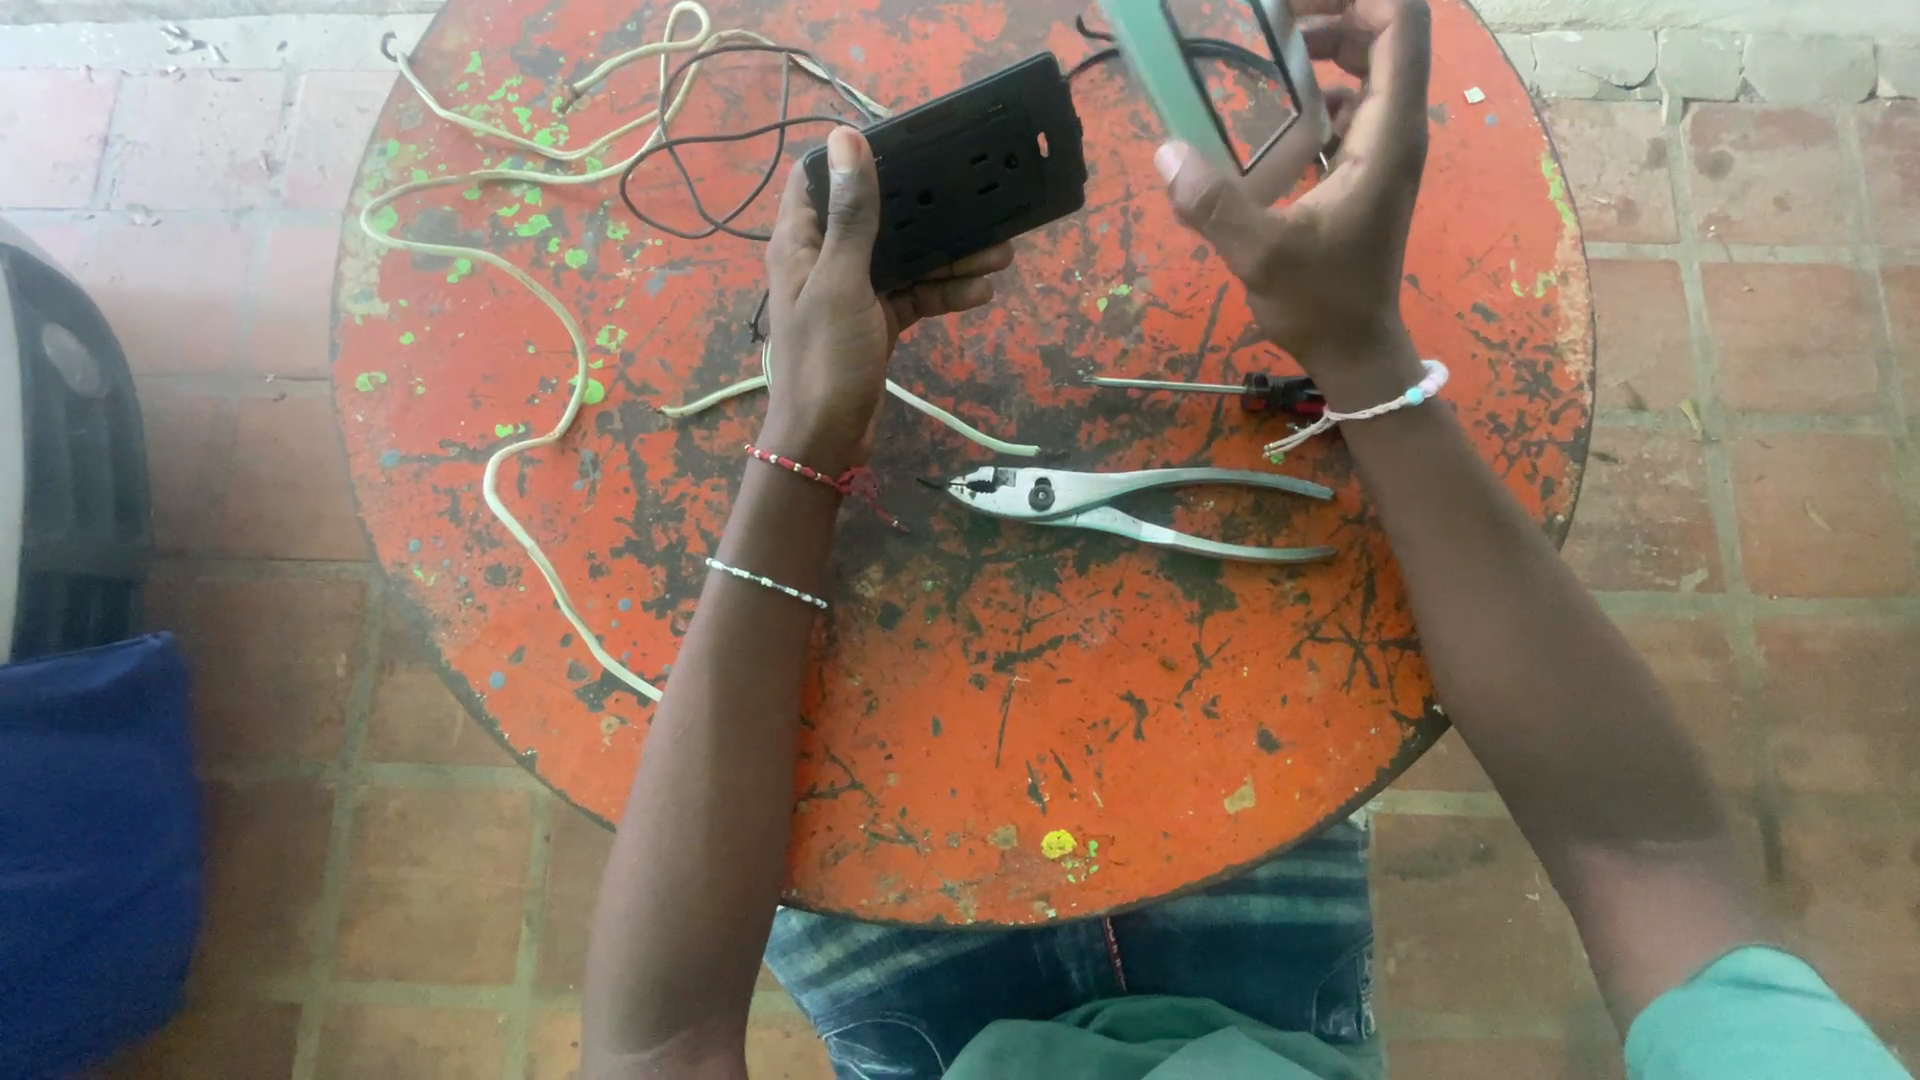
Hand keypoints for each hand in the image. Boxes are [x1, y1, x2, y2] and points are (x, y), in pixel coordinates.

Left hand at [762, 126, 1012, 473]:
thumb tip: (846, 138)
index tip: (908, 143)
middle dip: (924, 209)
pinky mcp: (877, 322)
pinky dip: (944, 294)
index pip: (821, 178)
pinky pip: (914, 297)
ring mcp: (854, 293)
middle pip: (877, 218)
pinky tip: (981, 291)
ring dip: (948, 257)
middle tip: (974, 194)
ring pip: (904, 261)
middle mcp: (825, 260)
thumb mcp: (841, 281)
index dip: (857, 156)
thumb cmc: (826, 358)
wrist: (827, 438)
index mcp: (801, 242)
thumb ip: (851, 215)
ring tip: (1001, 251)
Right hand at [1156, 0, 1431, 405]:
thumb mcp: (1261, 254)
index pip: (1397, 25)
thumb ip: (1213, 205)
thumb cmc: (1320, 302)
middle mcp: (1395, 132)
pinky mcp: (1365, 177)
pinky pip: (1349, 114)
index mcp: (1388, 135)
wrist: (1354, 349)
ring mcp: (1383, 154)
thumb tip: (1165, 152)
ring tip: (1268, 56)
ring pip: (1367, 74)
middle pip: (1384, 37)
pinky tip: (1276, 121)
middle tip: (1269, 21)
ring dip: (1323, 54)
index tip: (1289, 3)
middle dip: (1331, 16)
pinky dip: (1316, 100)